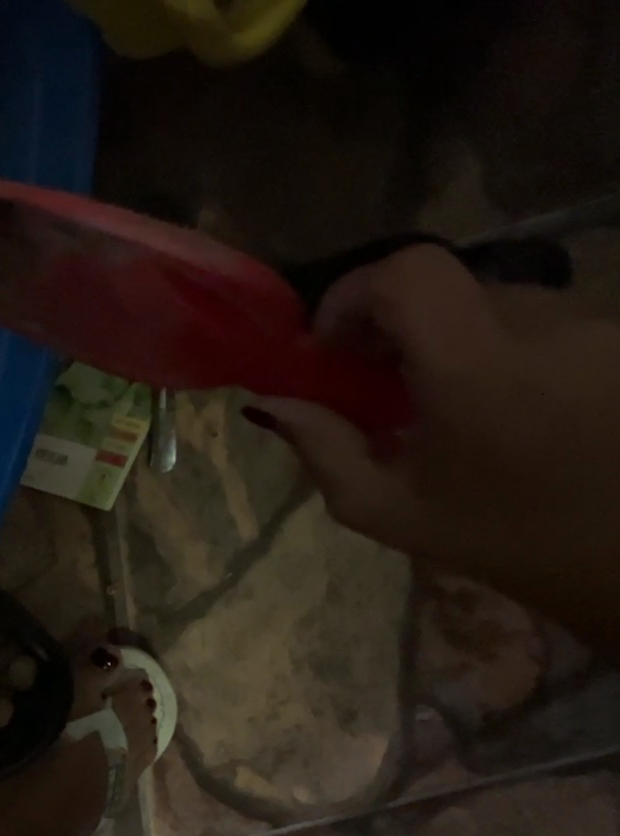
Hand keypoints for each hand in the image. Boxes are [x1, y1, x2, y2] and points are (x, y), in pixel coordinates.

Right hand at [248, 245, 619, 639]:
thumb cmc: (502, 539)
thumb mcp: (382, 506)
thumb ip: (320, 445)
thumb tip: (271, 402)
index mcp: (479, 368)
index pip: (409, 273)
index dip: (354, 293)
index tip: (332, 346)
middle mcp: (549, 331)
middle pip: (447, 291)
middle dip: (395, 329)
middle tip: (372, 385)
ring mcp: (602, 333)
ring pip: (495, 305)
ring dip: (450, 342)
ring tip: (437, 405)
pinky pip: (542, 325)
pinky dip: (499, 353)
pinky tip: (496, 410)